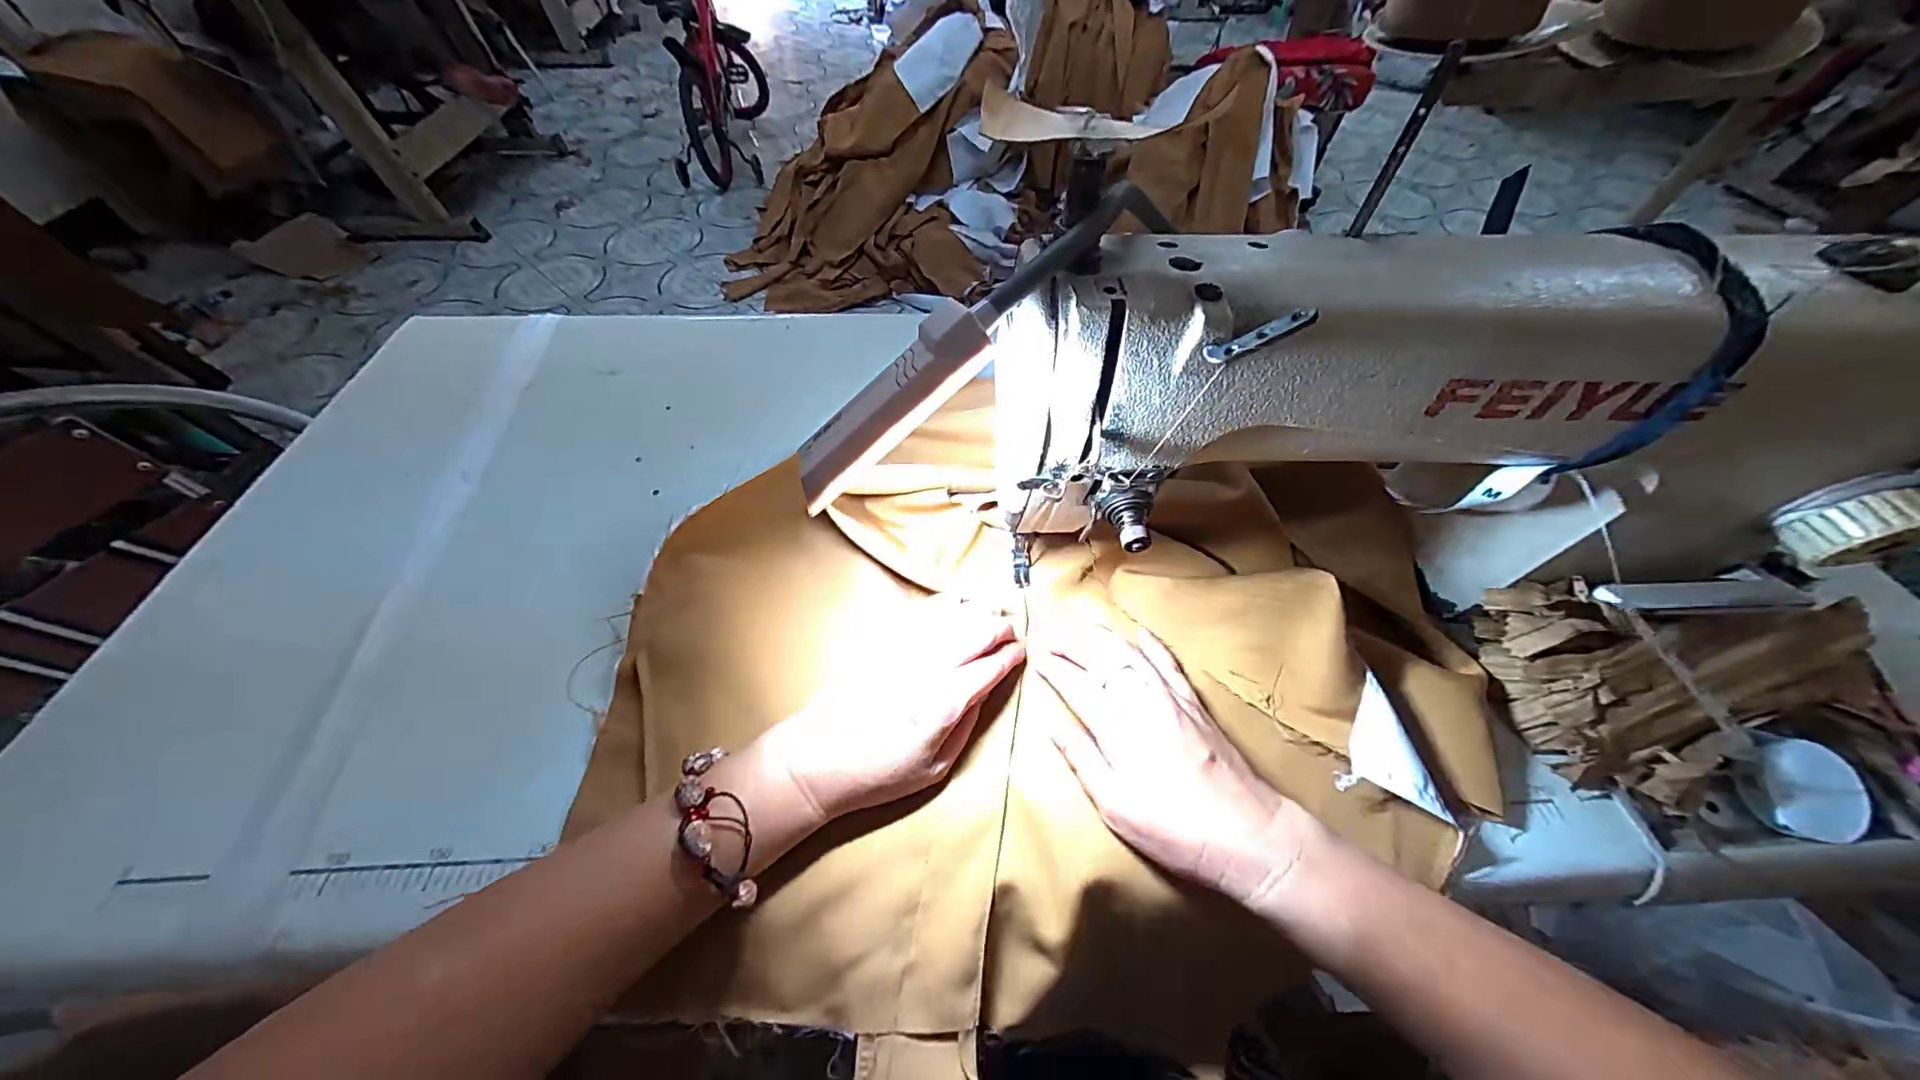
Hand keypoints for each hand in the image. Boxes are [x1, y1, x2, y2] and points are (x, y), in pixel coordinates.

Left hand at [763, 598, 1025, 820]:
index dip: (1010, 657)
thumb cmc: (880, 775)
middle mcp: (925, 670)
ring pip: (949, 615)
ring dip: (976, 609)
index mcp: (942, 705)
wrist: (817, 761)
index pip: (988, 668)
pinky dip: (943, 604)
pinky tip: (954, 603)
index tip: (1021, 653)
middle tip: (1010, 632)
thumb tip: (986, 690)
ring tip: (990, 610)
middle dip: (999, 627)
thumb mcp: (935, 768)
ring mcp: (901, 651)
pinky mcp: (880, 642)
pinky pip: (918, 612)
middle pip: (974, 632)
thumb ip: (966, 725)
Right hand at [1033, 622, 1323, 911]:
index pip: (1076, 685)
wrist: (1247, 831)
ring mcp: (1170, 697)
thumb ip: (1081, 758)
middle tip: (1051, 638)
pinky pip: (1168, 663)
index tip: (1037, 659)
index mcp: (1115, 724)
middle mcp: (1141, 699)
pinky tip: (1141, 633)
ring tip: (1084, 627)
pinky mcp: (1194, 703)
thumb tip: (1051, 726)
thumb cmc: (1172, 826)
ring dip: (1104, 638)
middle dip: (1073, 646)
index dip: (1055, 670)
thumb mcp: (1113, 802)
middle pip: (1101, 660)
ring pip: (1131, 653)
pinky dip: (1152, 645)